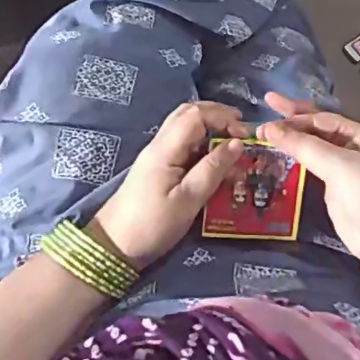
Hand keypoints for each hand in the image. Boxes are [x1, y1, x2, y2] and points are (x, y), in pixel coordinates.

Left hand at [91, 101, 247, 265]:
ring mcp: (156, 155)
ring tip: (232, 140)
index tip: (245, 135)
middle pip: (188, 113)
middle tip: (241, 129)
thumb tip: (237, 144)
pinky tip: (214, 157)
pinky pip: (181, 144)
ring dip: (209, 126)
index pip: (196, 115)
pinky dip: (201, 142)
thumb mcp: (188, 200)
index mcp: (166, 148)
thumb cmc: (153, 224)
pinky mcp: (157, 168)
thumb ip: (212, 169)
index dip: (223, 117)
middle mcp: (159, 144)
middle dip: (217, 115)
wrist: (114, 245)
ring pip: (184, 127)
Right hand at [256, 93, 359, 265]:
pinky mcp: (333, 188)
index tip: (267, 109)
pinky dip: (294, 159)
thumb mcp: (339, 165)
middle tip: (266, 105)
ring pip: (311, 146)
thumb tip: (270, 128)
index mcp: (357, 135)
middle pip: (315, 128)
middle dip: (291, 118)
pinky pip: (310, 166)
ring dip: (291, 138)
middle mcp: (349, 147)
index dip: (294, 113)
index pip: (319, 118)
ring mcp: (341, 169)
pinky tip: (280, 155)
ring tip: (265, 131)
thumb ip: (304, 146)